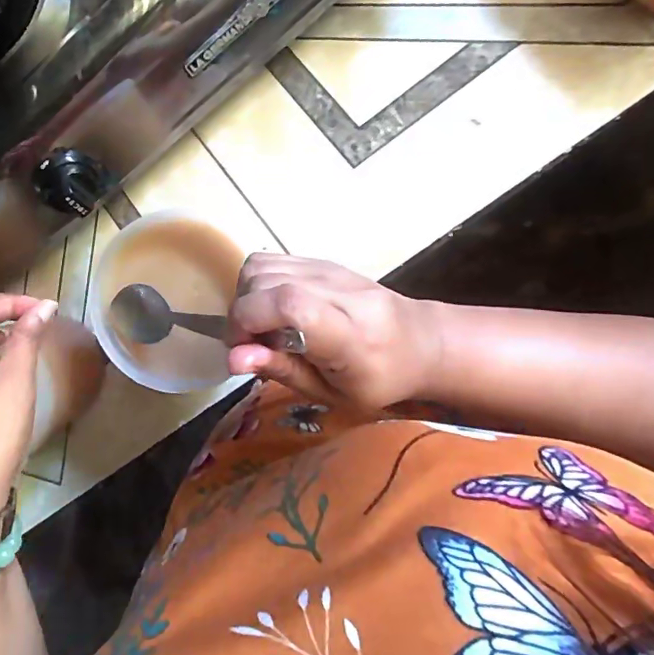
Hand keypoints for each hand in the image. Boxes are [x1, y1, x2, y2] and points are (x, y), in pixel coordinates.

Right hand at [226, 254, 441, 411]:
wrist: (420, 340)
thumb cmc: (379, 379)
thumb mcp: (333, 393)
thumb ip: (282, 370)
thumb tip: (234, 358)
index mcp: (349, 333)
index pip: (290, 304)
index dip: (250, 321)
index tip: (242, 351)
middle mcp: (338, 290)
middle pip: (265, 280)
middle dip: (241, 316)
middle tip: (252, 347)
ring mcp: (328, 268)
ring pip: (260, 266)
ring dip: (247, 299)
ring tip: (262, 329)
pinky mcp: (321, 261)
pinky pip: (271, 261)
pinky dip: (258, 285)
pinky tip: (272, 310)